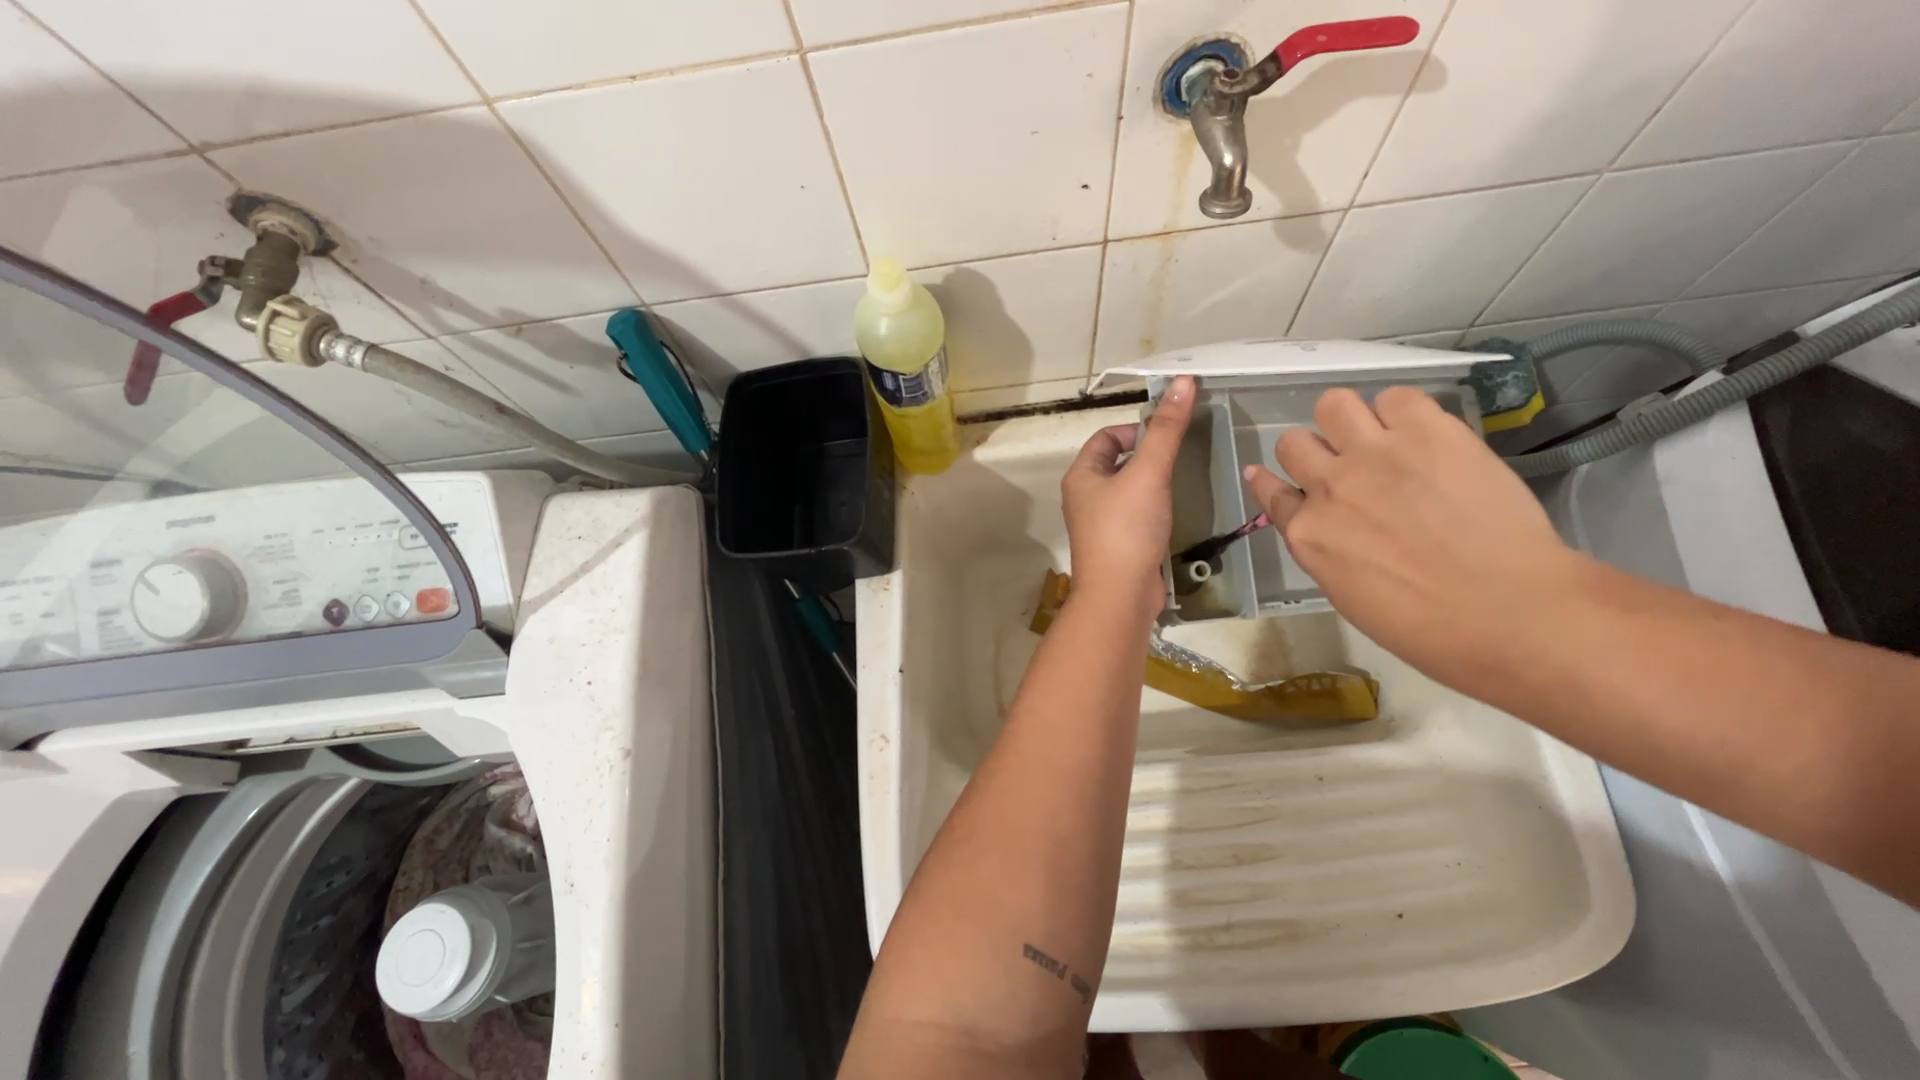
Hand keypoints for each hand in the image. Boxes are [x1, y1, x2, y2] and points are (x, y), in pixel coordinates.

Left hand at [1063, 375, 1195, 622]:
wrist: (1121, 595)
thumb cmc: (1127, 529)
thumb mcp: (1148, 472)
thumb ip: (1167, 429)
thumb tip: (1184, 381)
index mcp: (1081, 476)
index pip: (1106, 437)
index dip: (1136, 429)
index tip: (1168, 435)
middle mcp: (1085, 498)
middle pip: (1119, 463)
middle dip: (1149, 457)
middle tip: (1180, 458)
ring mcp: (1101, 525)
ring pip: (1130, 492)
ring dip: (1154, 485)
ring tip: (1182, 483)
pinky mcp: (1120, 546)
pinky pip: (1139, 517)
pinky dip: (1157, 511)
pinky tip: (1177, 513)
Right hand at [1242, 386, 1587, 685]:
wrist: (1509, 610)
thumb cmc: (1430, 628)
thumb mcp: (1352, 595)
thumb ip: (1330, 551)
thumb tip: (1330, 528)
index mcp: (1309, 535)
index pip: (1274, 494)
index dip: (1273, 483)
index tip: (1276, 477)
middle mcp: (1330, 486)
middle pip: (1293, 443)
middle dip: (1313, 453)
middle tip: (1345, 466)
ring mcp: (1376, 453)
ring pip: (1333, 405)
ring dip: (1347, 421)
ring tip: (1377, 438)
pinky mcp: (1428, 430)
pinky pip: (1396, 397)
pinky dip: (1400, 411)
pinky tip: (1419, 433)